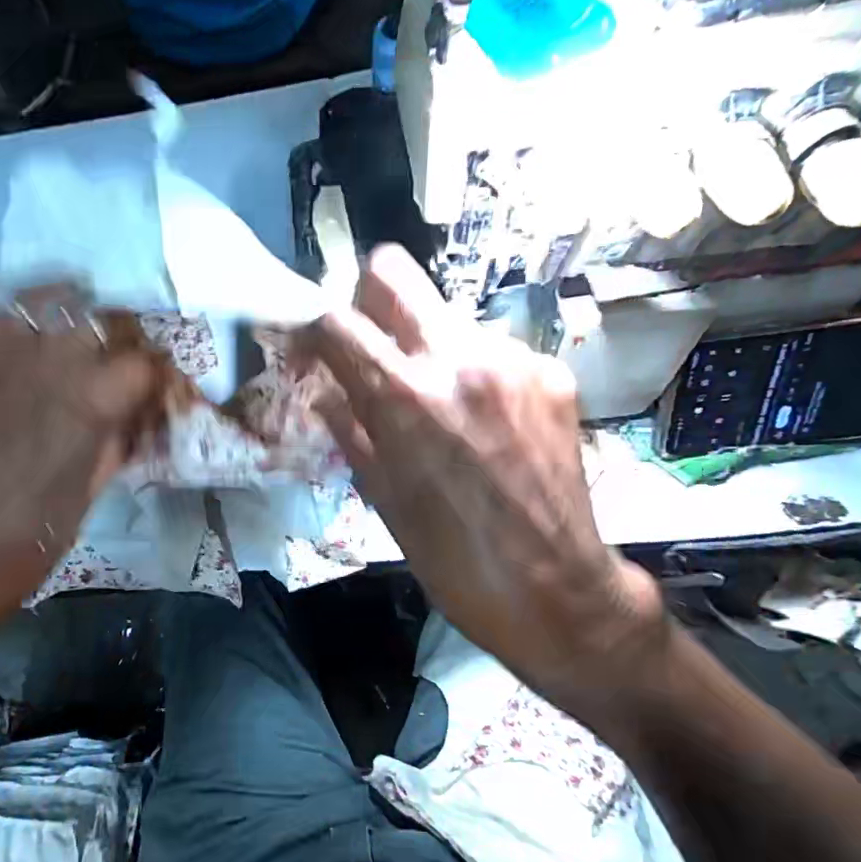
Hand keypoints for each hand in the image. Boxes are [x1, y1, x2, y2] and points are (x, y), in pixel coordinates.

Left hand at [0, 274, 157, 632]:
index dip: (155, 370)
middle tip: (112, 347)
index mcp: (90, 402)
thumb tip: (129, 425)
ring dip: (59, 297)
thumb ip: (108, 453)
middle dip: (115, 328)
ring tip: (66, 304)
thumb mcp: (80, 504)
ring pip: (34, 296)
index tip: (154, 381)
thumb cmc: (12, 550)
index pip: (143, 363)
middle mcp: (45, 361)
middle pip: (95, 316)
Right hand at [301, 246, 666, 698]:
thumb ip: (351, 429)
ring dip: (423, 344)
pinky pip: (490, 348)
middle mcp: (459, 358)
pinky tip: (481, 421)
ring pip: (444, 314)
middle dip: (365, 298)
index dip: (307, 324)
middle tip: (366, 344)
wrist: (556, 590)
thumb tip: (327, 392)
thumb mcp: (383, 498)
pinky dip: (470, 371)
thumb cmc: (452, 560)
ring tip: (434, 402)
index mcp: (405, 399)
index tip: (304, 341)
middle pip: (392, 271)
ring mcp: (512, 359)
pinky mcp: (551, 372)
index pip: (334, 320)